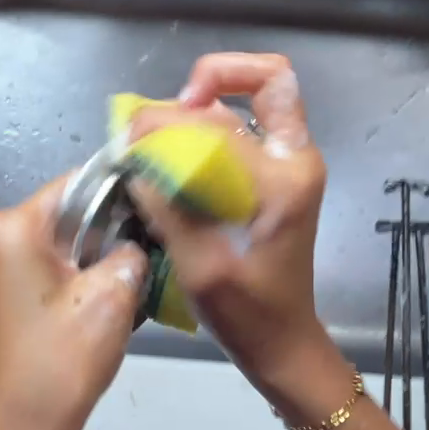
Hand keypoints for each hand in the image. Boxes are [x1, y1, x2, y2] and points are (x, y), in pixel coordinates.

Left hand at [0, 173, 148, 429]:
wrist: (26, 428)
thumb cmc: (65, 359)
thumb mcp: (112, 296)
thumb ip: (130, 250)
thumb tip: (136, 237)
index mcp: (9, 228)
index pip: (74, 184)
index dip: (117, 190)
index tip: (153, 201)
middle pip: (62, 213)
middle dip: (105, 226)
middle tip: (148, 242)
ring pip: (54, 240)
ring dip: (91, 251)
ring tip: (130, 270)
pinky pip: (40, 264)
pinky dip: (71, 271)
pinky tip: (101, 292)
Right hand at [128, 52, 336, 391]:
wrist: (282, 342)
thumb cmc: (248, 313)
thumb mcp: (201, 266)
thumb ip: (169, 208)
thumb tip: (134, 162)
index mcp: (286, 176)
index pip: (242, 105)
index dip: (196, 97)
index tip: (159, 121)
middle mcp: (294, 159)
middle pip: (254, 87)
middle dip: (193, 95)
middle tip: (145, 131)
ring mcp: (286, 166)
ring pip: (244, 105)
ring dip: (195, 111)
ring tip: (151, 141)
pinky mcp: (271, 179)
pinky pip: (237, 134)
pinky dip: (198, 135)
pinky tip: (166, 160)